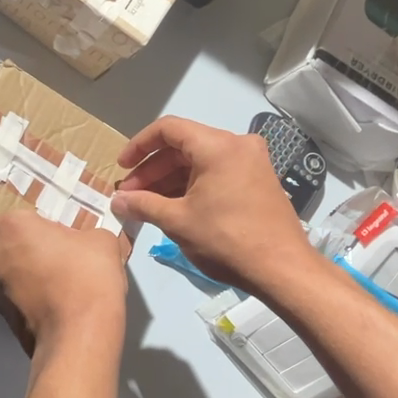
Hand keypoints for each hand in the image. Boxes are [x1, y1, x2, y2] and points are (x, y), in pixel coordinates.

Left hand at [0, 209, 129, 353]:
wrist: (79, 334)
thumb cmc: (87, 276)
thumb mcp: (101, 240)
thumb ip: (85, 234)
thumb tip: (82, 245)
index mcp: (10, 225)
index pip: (32, 219)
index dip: (54, 231)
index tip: (72, 245)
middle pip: (18, 245)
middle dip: (38, 252)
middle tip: (68, 265)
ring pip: (16, 272)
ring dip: (34, 276)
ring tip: (64, 289)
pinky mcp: (0, 314)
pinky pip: (18, 297)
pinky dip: (33, 299)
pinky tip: (57, 307)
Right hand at [110, 116, 318, 294]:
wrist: (281, 269)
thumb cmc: (226, 240)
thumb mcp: (177, 221)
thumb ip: (142, 205)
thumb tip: (116, 201)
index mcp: (218, 146)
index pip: (168, 129)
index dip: (139, 146)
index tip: (122, 167)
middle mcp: (237, 145)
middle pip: (182, 146)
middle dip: (152, 169)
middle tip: (130, 194)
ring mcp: (250, 162)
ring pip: (198, 161)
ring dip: (169, 179)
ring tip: (146, 204)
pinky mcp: (257, 180)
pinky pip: (215, 172)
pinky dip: (190, 185)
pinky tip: (172, 206)